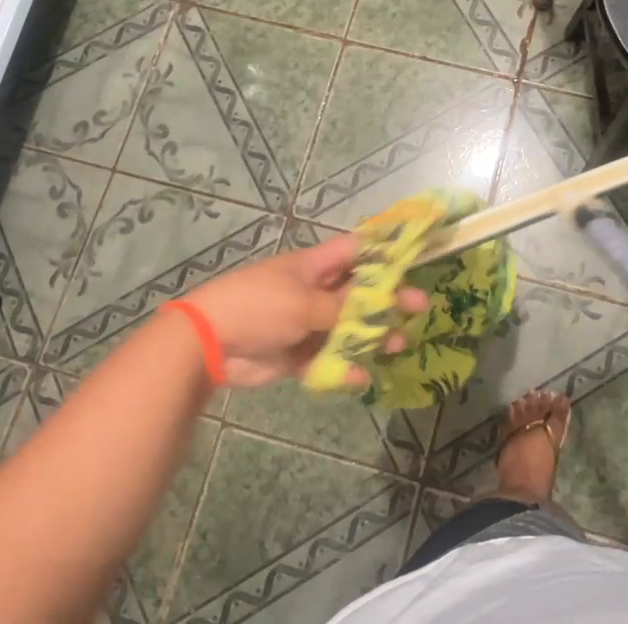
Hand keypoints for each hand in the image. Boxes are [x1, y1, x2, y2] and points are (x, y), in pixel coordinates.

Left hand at [182, 236, 426, 388]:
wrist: (209, 343)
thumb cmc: (259, 307)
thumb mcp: (306, 303)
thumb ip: (344, 307)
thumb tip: (378, 305)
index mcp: (314, 266)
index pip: (356, 251)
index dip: (384, 252)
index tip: (414, 258)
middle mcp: (313, 291)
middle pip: (359, 292)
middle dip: (387, 300)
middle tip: (418, 308)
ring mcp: (304, 322)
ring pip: (347, 327)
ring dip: (371, 336)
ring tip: (396, 346)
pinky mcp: (294, 353)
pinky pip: (326, 358)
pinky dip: (342, 366)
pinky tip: (358, 376)